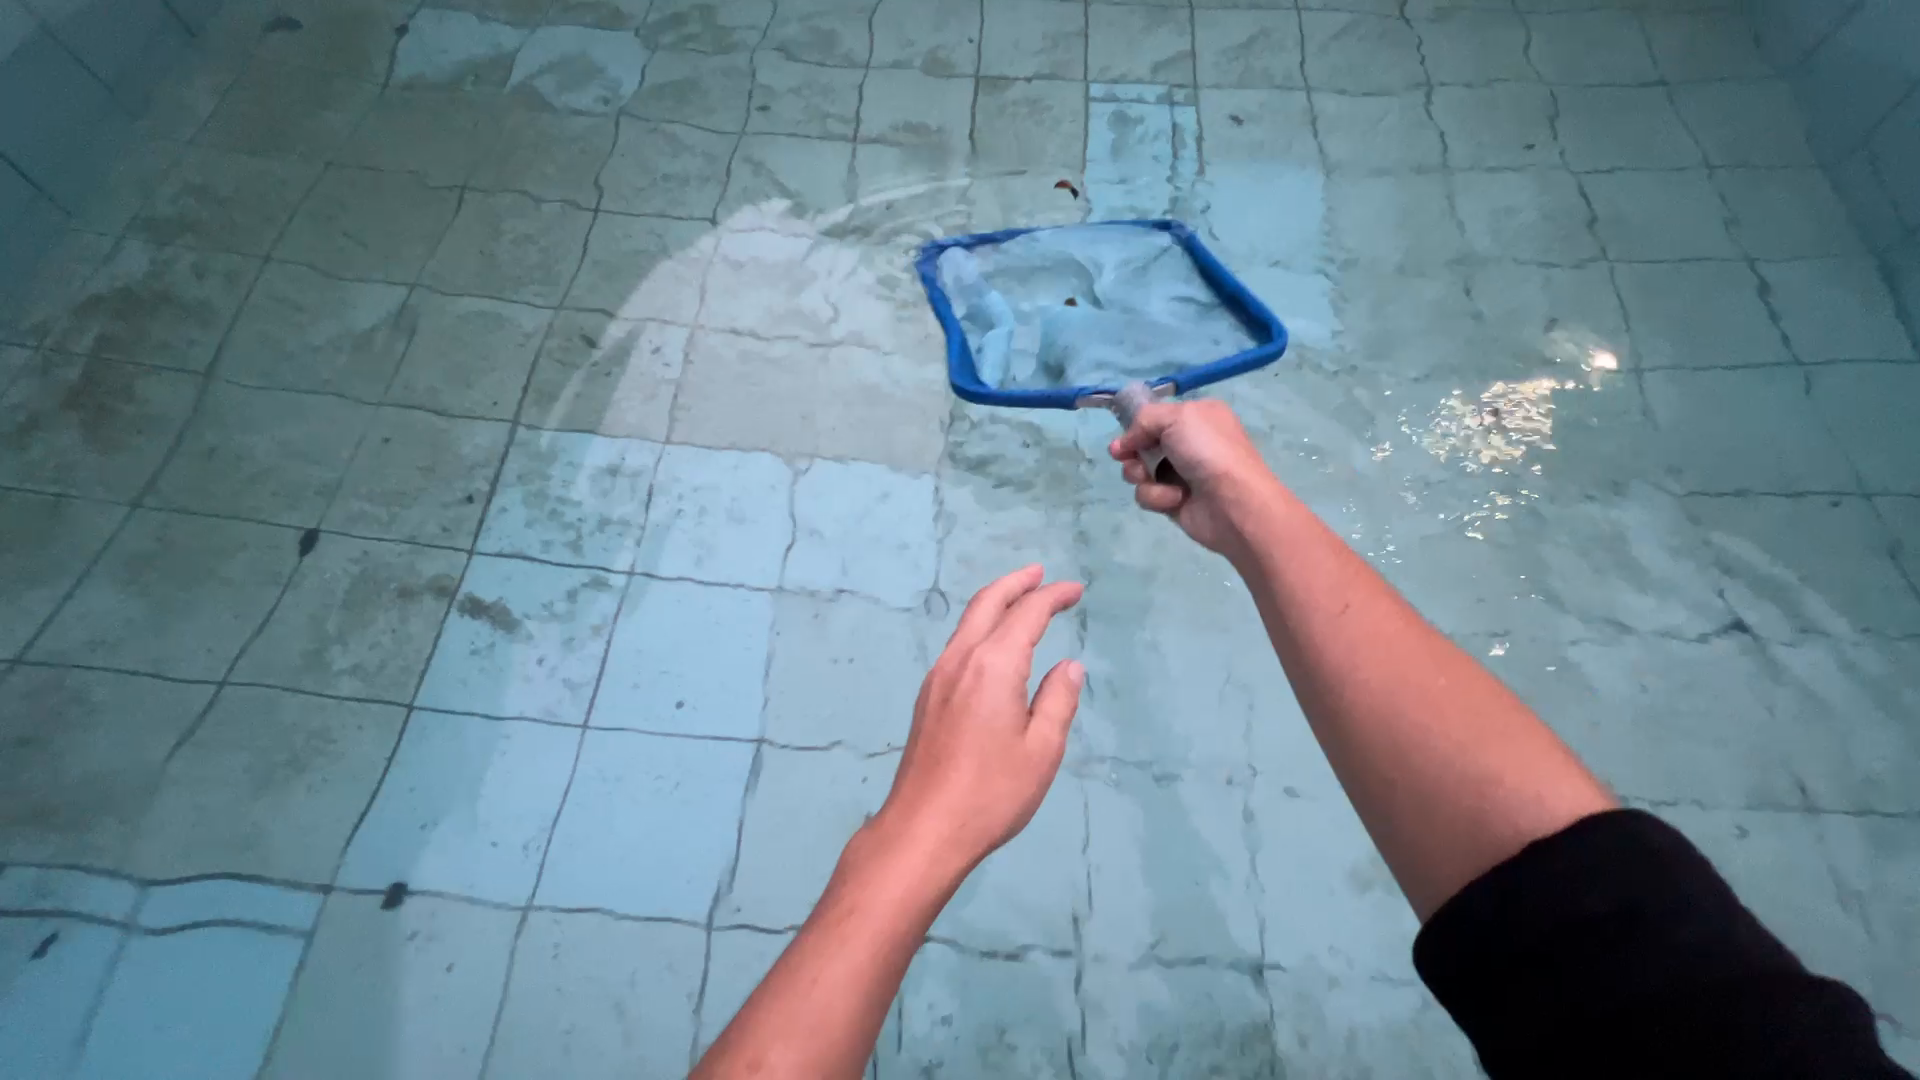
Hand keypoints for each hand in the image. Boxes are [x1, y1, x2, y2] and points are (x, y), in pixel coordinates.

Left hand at [871, 566, 1084, 876]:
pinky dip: (981, 627)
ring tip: (1020, 600)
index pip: (1027, 614)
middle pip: (987, 603)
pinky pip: (958, 645)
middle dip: (1016, 583)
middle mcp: (960, 660)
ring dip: (995, 603)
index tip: (1075, 590)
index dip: (1053, 596)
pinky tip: (993, 645)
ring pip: (968, 622)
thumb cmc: (992, 792)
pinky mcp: (928, 697)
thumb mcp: (1041, 750)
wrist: (924, 828)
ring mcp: (938, 677)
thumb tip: (1070, 666)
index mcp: (993, 666)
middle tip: (1041, 574)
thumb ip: (1058, 701)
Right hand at [1108, 398, 1283, 557]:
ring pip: (1139, 472)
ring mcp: (1181, 474)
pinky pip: (1148, 495)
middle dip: (1132, 454)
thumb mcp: (1177, 417)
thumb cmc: (1208, 451)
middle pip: (1142, 446)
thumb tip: (1122, 444)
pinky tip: (1176, 498)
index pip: (1155, 418)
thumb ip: (1144, 420)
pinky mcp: (1175, 500)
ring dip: (1141, 476)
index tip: (1123, 441)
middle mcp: (1189, 443)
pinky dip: (1157, 496)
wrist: (1233, 501)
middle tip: (1130, 459)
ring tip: (1153, 479)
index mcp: (1196, 416)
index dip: (1136, 429)